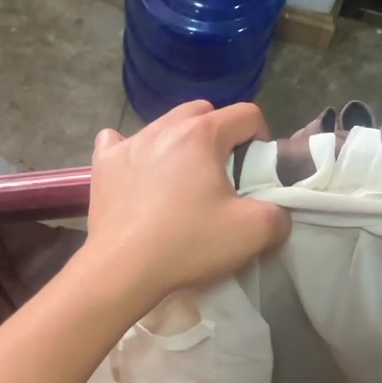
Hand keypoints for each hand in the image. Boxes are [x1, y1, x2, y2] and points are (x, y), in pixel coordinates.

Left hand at [79, 100, 290, 302]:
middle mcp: (164, 127)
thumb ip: (279, 214)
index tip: (255, 172)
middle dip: (219, 135)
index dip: (260, 140)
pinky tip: (137, 172)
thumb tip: (277, 212)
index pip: (246, 115)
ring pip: (163, 126)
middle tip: (221, 175)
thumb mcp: (253, 232)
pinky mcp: (103, 164)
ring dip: (179, 143)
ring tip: (181, 179)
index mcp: (202, 134)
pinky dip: (132, 151)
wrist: (123, 269)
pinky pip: (117, 142)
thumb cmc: (188, 244)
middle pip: (203, 113)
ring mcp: (128, 143)